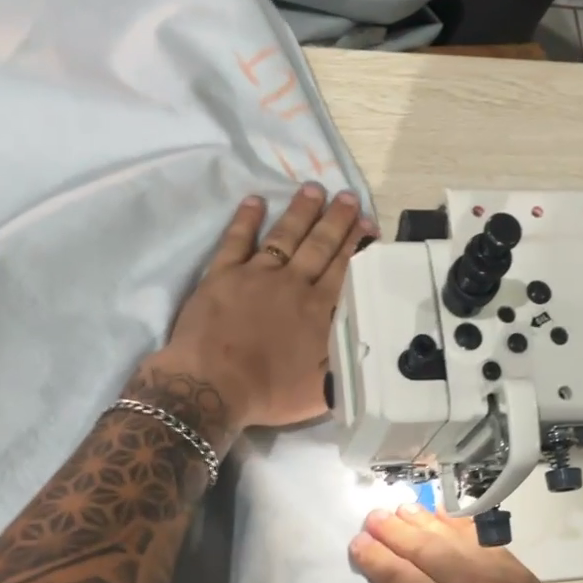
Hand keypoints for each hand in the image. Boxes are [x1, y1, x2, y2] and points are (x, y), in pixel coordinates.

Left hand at [157, 183, 373, 431]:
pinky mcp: (222, 275)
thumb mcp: (325, 389)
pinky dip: (246, 219)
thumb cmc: (270, 393)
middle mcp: (293, 284)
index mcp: (320, 311)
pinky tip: (255, 200)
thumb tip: (369, 347)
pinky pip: (237, 239)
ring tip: (314, 190)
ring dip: (301, 211)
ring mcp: (256, 275)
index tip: (368, 226)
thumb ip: (347, 363)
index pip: (345, 270)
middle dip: (337, 220)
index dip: (358, 246)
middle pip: (320, 246)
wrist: (214, 386)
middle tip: (348, 198)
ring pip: (285, 235)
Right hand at [349, 505, 582, 582]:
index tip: (356, 543)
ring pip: (453, 536)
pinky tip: (443, 517)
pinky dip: (459, 526)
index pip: (396, 574)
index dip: (373, 557)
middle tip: (372, 515)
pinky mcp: (519, 571)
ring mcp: (499, 573)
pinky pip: (483, 539)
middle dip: (393, 530)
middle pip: (423, 547)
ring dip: (424, 521)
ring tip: (402, 508)